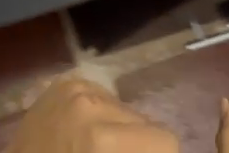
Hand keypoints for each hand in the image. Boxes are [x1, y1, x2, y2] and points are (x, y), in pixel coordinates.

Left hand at [5, 78, 178, 152]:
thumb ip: (138, 152)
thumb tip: (165, 147)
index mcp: (102, 139)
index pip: (165, 139)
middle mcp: (90, 104)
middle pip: (144, 123)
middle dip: (139, 146)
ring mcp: (73, 89)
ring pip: (124, 108)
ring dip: (121, 130)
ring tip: (101, 149)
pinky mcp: (63, 83)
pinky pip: (102, 95)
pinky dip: (102, 115)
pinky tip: (88, 134)